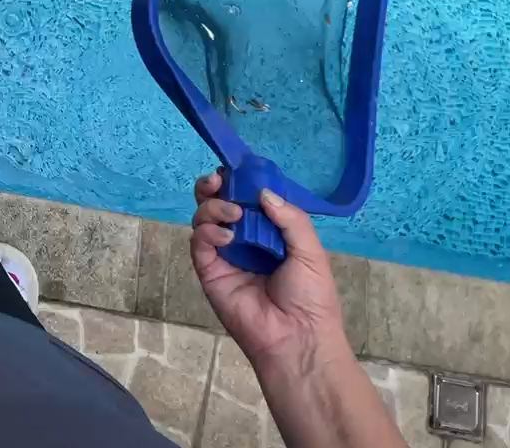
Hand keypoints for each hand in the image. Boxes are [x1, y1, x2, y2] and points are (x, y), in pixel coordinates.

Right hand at [189, 171, 349, 369]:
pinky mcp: (207, 268)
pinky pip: (198, 241)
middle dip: (213, 187)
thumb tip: (263, 191)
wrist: (298, 339)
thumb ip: (291, 220)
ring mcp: (221, 253)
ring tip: (233, 215)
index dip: (237, 183)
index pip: (244, 199)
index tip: (236, 171)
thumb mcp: (311, 254)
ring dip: (213, 207)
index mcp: (265, 233)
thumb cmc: (311, 298)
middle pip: (215, 202)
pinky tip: (225, 237)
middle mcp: (239, 238)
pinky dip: (207, 232)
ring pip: (203, 216)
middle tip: (218, 181)